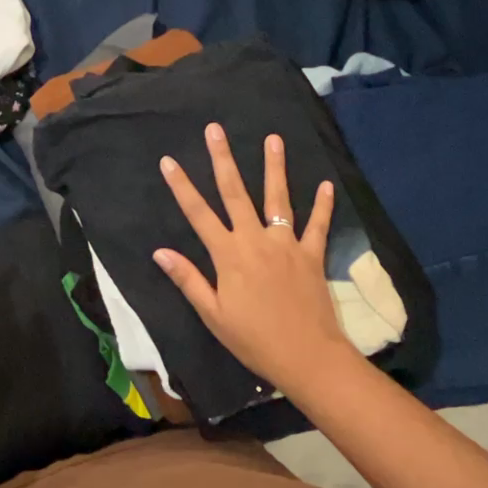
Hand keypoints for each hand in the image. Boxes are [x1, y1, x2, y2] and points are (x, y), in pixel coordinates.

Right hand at [153, 123, 353, 394]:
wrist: (308, 358)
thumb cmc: (254, 340)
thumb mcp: (214, 315)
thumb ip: (189, 280)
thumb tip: (160, 252)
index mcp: (228, 255)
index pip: (198, 213)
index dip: (182, 186)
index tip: (169, 160)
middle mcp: (255, 240)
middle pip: (235, 192)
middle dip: (223, 159)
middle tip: (215, 129)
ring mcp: (286, 244)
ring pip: (277, 198)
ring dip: (275, 167)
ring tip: (273, 138)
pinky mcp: (311, 255)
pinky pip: (317, 226)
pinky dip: (323, 206)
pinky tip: (326, 185)